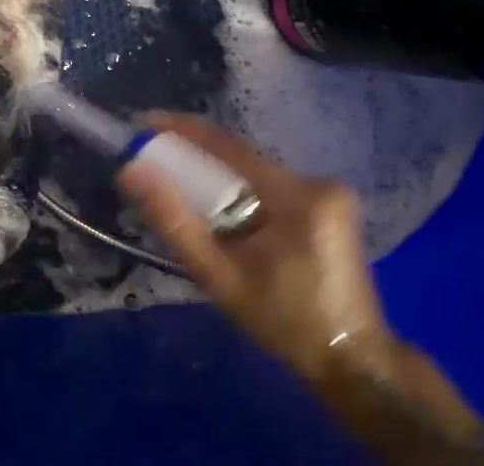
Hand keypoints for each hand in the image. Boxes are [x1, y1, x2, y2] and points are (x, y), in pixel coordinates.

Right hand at [119, 112, 392, 381]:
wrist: (353, 361)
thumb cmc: (284, 320)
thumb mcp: (218, 274)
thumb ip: (173, 220)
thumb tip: (130, 170)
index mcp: (297, 196)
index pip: (227, 145)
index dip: (180, 129)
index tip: (141, 124)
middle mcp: (317, 184)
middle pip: (239, 158)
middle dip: (194, 159)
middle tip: (151, 165)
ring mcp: (328, 195)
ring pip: (252, 172)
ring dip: (214, 178)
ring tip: (177, 191)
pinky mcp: (328, 208)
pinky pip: (267, 186)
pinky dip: (236, 192)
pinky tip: (217, 212)